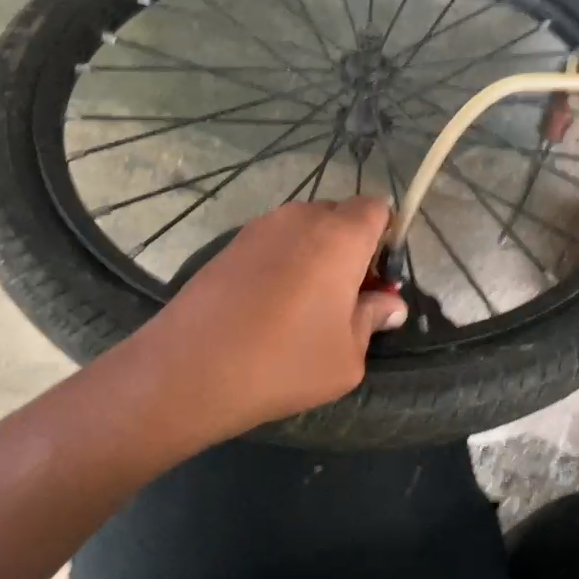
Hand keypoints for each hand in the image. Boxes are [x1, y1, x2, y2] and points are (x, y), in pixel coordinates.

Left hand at [118, 197, 408, 444]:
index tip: (378, 280)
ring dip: (316, 256)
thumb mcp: (347, 356)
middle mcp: (301, 217)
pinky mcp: (229, 245)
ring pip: (305, 229)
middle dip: (352, 248)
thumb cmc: (283, 361)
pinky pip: (274, 242)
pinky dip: (283, 264)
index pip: (377, 209)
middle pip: (341, 216)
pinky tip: (269, 308)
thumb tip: (389, 305)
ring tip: (305, 308)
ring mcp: (260, 227)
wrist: (188, 369)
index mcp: (340, 235)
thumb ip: (373, 320)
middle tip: (347, 299)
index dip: (385, 240)